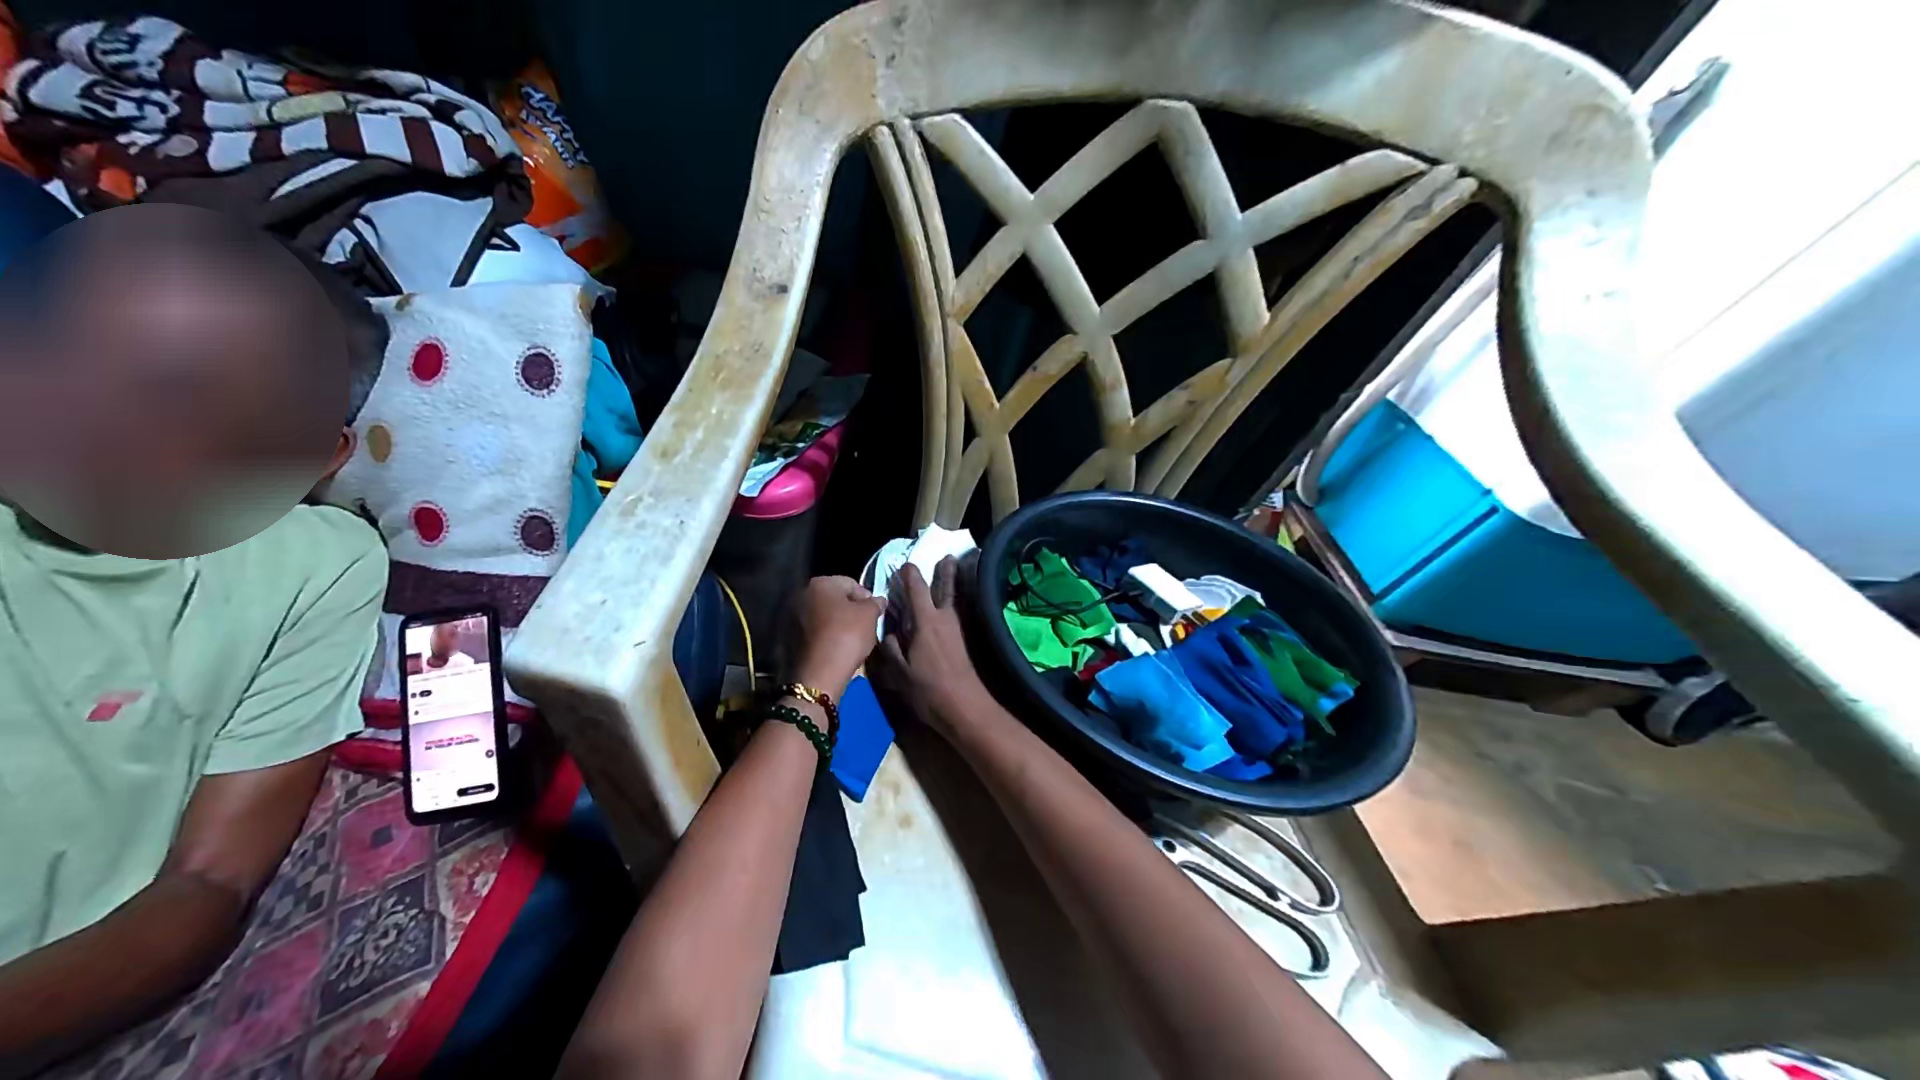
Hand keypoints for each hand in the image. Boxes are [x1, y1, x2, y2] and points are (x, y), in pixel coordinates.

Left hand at [788, 576, 884, 699]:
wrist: (819, 674)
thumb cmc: (847, 636)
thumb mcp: (870, 616)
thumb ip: (875, 603)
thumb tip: (877, 600)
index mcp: (820, 583)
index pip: (851, 583)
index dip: (866, 598)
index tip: (875, 613)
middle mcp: (802, 594)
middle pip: (834, 598)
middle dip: (850, 609)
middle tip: (864, 625)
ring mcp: (792, 615)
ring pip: (823, 614)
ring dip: (837, 622)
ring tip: (851, 638)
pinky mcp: (788, 635)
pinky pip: (813, 629)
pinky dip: (825, 634)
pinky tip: (836, 646)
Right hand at [874, 557, 989, 734]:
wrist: (965, 707)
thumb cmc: (928, 690)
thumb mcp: (899, 672)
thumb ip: (892, 648)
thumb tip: (888, 632)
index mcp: (925, 622)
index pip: (916, 590)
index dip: (909, 575)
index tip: (904, 565)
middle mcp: (944, 619)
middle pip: (945, 587)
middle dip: (944, 571)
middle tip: (948, 556)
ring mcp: (958, 629)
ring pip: (955, 598)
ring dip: (952, 583)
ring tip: (953, 571)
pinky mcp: (965, 640)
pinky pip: (959, 612)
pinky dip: (956, 602)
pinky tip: (953, 606)